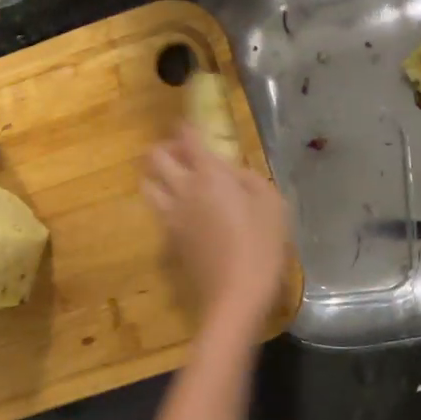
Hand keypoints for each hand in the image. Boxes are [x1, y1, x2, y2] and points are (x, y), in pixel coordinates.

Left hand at [143, 127, 290, 333]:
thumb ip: (250, 179)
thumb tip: (233, 171)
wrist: (236, 295)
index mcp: (209, 175)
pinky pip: (158, 211)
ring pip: (148, 184)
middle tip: (181, 152)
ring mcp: (171, 217)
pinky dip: (165, 202)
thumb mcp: (272, 205)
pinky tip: (182, 209)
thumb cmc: (262, 247)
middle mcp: (183, 189)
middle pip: (156, 157)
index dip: (187, 127)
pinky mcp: (170, 240)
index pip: (187, 138)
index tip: (190, 124)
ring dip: (157, 174)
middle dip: (165, 147)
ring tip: (174, 178)